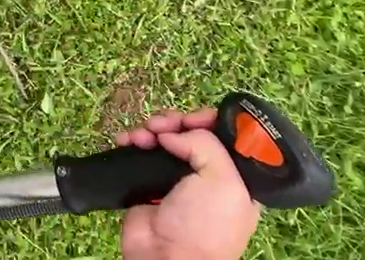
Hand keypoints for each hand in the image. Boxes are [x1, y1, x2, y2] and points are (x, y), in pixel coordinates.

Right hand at [117, 108, 259, 259]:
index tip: (192, 118)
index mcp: (237, 179)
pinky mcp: (150, 180)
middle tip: (161, 127)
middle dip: (174, 123)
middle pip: (191, 133)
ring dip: (150, 130)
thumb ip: (205, 145)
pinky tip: (127, 141)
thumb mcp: (223, 182)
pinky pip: (142, 150)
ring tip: (140, 137)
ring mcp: (178, 178)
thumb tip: (172, 134)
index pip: (226, 138)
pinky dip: (133, 140)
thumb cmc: (204, 224)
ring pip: (164, 138)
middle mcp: (209, 176)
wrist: (166, 255)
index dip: (209, 122)